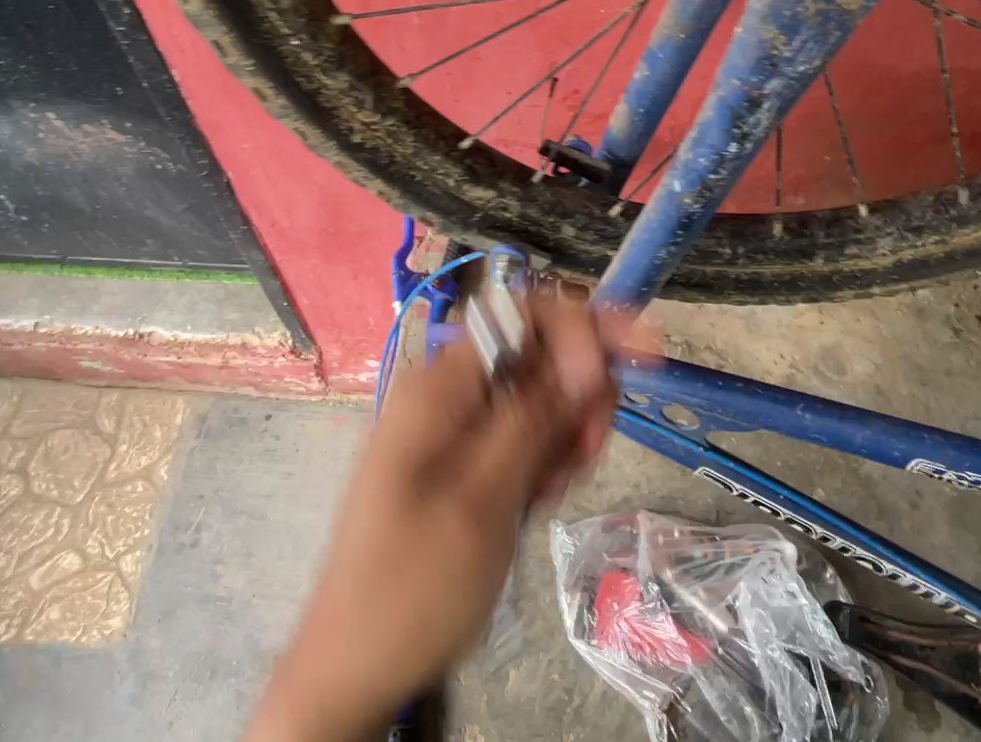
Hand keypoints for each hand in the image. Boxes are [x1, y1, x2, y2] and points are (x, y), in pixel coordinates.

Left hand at [245, 296, 620, 741]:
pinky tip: (540, 500)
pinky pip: (519, 439)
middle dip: (577, 393)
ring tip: (552, 492)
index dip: (581, 328)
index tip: (625, 370)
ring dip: (563, 435)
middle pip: (536, 356)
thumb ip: (534, 418)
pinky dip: (543, 461)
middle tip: (589, 449)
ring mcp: (451, 429)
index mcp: (439, 386)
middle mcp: (444, 394)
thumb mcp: (484, 499)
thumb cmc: (414, 585)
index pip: (522, 315)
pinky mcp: (461, 462)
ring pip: (536, 401)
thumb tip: (586, 353)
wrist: (355, 665)